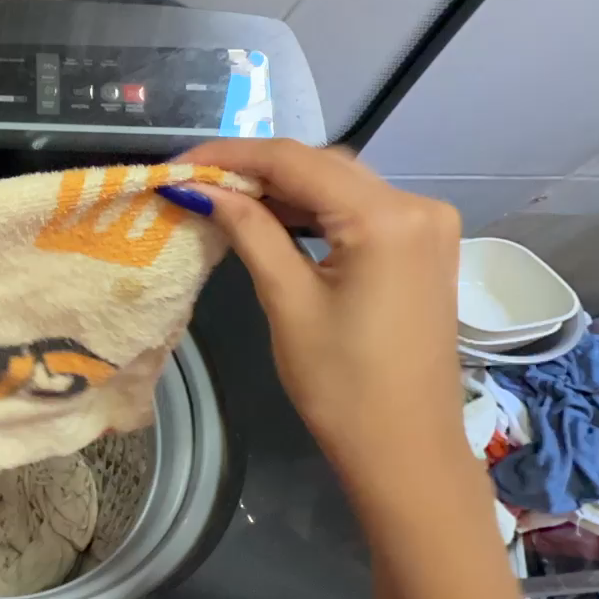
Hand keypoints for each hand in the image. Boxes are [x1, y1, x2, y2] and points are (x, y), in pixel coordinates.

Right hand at [163, 139, 462, 480]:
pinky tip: (266, 217)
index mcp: (386, 218)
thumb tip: (197, 187)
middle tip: (189, 182)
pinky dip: (306, 206)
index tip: (173, 166)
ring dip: (276, 184)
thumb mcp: (285, 297)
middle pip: (318, 163)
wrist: (404, 443)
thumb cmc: (339, 379)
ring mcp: (425, 226)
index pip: (294, 160)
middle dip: (250, 166)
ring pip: (336, 182)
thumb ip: (247, 230)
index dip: (228, 155)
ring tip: (216, 197)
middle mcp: (416, 206)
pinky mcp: (419, 246)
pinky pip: (353, 207)